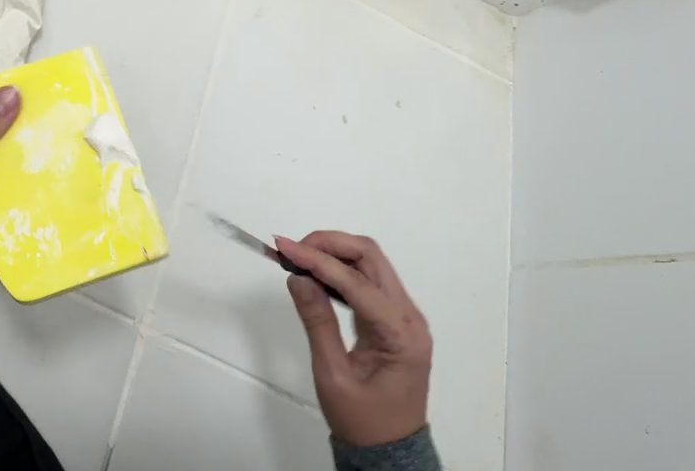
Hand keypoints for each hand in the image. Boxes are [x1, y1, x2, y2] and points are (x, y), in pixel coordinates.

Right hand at [279, 231, 431, 447]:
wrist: (390, 453)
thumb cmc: (363, 421)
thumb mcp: (333, 375)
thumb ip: (317, 322)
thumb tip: (298, 278)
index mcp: (400, 334)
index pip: (356, 282)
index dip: (318, 260)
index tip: (284, 247)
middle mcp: (410, 317)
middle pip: (370, 258)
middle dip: (329, 244)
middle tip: (292, 248)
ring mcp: (404, 316)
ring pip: (370, 263)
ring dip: (335, 252)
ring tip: (299, 256)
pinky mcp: (393, 318)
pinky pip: (368, 279)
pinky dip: (341, 268)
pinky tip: (317, 272)